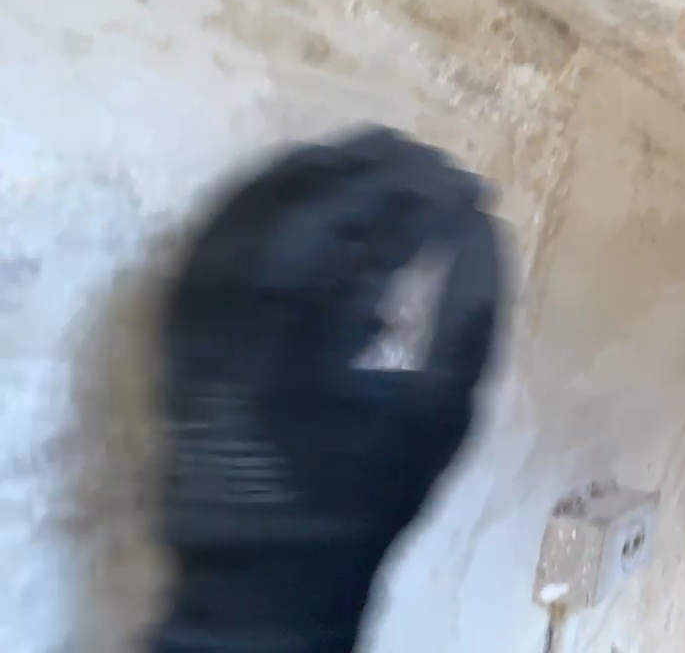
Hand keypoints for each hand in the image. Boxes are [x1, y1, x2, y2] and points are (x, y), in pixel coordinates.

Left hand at [154, 128, 506, 652]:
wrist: (273, 559)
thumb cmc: (380, 483)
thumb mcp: (454, 407)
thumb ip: (475, 310)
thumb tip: (485, 225)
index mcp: (319, 366)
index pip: (379, 253)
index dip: (433, 210)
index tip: (479, 190)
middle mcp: (241, 340)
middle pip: (306, 225)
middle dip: (380, 177)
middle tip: (438, 159)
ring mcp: (197, 333)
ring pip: (244, 220)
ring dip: (317, 168)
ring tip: (381, 143)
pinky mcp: (180, 332)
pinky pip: (205, 241)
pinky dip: (255, 191)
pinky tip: (306, 167)